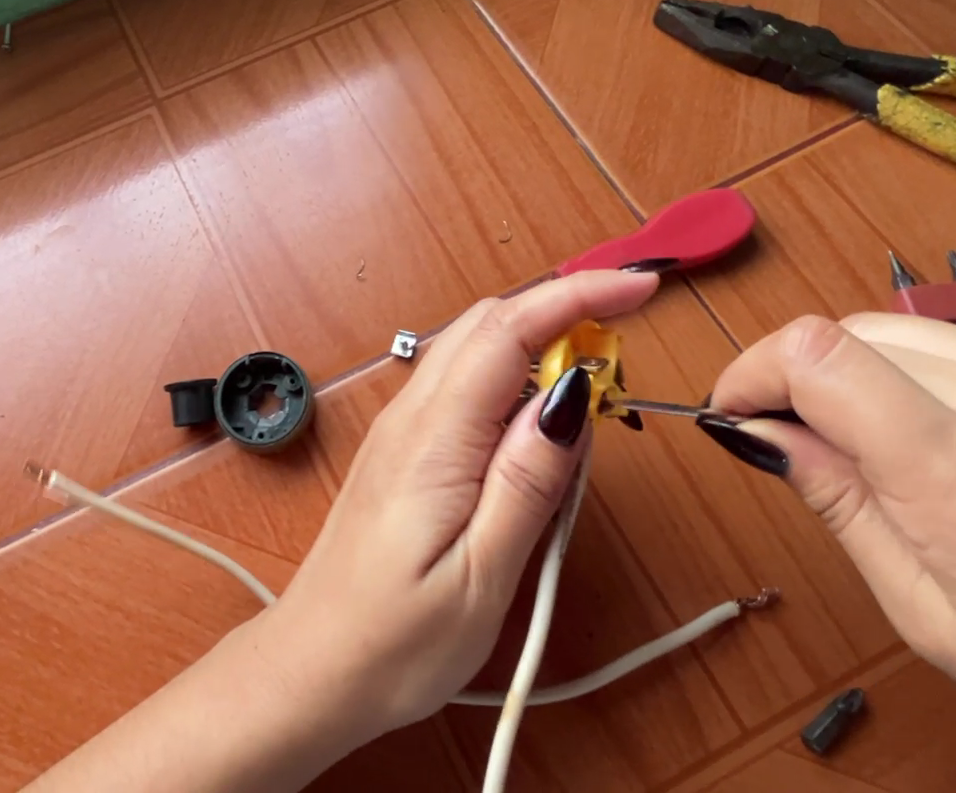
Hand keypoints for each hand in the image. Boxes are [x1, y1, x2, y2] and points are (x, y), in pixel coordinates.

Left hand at [258, 270, 659, 741]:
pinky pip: (462, 385)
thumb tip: (571, 396)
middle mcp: (412, 416)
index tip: (639, 288)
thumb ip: (528, 480)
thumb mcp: (481, 573)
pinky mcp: (404, 449)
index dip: (576, 296)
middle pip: (488, 325)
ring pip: (474, 349)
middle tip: (628, 342)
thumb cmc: (395, 639)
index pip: (508, 330)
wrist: (315, 667)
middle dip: (563, 311)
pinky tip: (538, 422)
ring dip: (538, 341)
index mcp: (434, 436)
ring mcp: (402, 428)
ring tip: (596, 383)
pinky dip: (512, 376)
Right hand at [712, 314, 955, 792]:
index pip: (821, 358)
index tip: (735, 411)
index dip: (752, 370)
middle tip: (796, 441)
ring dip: (855, 375)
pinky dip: (915, 375)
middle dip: (797, 378)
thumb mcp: (933, 618)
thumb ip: (837, 502)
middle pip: (848, 333)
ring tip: (873, 445)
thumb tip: (757, 429)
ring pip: (896, 329)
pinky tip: (938, 433)